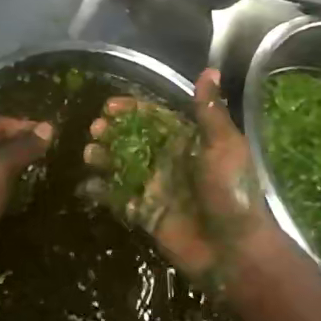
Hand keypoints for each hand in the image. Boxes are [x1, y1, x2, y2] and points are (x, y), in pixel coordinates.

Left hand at [0, 116, 52, 248]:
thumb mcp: (1, 168)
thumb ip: (24, 147)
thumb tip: (48, 127)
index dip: (24, 124)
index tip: (50, 134)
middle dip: (21, 145)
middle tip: (48, 153)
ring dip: (15, 168)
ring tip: (40, 174)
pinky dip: (7, 189)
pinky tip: (21, 198)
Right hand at [85, 68, 277, 280]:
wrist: (234, 250)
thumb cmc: (232, 191)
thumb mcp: (223, 145)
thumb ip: (209, 110)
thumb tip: (210, 70)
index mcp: (190, 141)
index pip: (156, 117)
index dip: (133, 109)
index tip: (110, 105)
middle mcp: (171, 160)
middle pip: (135, 139)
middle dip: (113, 132)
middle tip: (94, 128)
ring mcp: (158, 187)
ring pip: (124, 166)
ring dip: (105, 158)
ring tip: (89, 152)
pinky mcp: (148, 214)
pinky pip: (121, 199)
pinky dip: (103, 192)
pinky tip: (86, 185)